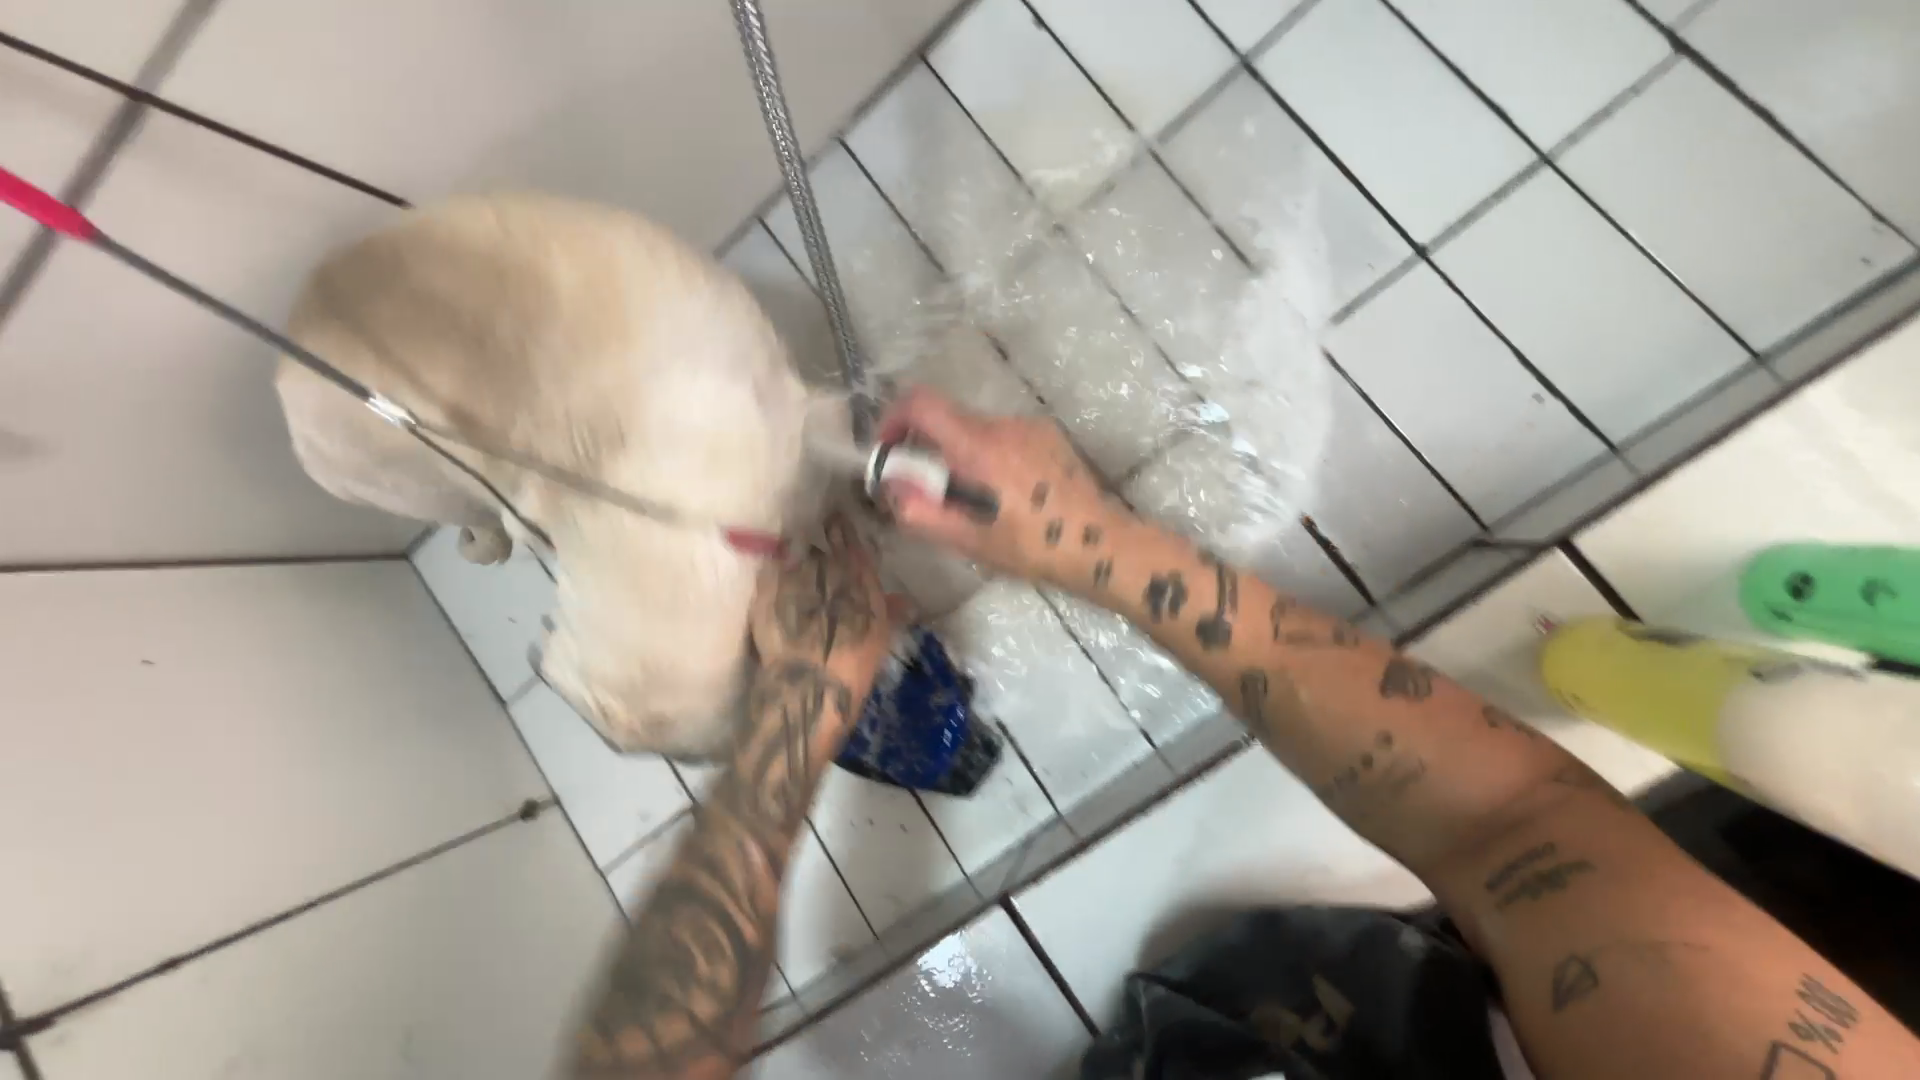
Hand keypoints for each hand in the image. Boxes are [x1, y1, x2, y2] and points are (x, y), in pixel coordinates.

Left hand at [749, 514, 896, 685]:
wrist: (812, 688)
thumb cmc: (854, 666)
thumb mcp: (880, 636)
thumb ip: (889, 611)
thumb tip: (904, 601)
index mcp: (859, 579)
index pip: (851, 544)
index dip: (845, 532)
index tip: (838, 521)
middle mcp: (827, 571)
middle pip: (821, 547)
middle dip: (820, 543)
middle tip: (816, 536)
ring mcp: (793, 579)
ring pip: (795, 559)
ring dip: (796, 560)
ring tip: (794, 560)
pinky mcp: (765, 595)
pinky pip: (769, 574)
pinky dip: (772, 574)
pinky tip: (772, 575)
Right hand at [878, 388, 1128, 584]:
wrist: (1102, 545)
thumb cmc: (1033, 547)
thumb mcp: (969, 541)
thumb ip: (920, 511)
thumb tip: (892, 486)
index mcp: (980, 446)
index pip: (920, 403)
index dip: (892, 419)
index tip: (889, 451)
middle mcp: (1004, 425)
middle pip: (948, 420)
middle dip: (928, 450)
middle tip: (930, 493)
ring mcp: (1031, 427)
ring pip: (975, 431)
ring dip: (961, 458)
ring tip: (975, 504)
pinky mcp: (1049, 437)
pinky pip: (1003, 438)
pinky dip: (988, 458)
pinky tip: (1006, 497)